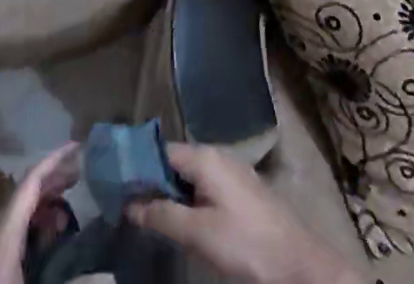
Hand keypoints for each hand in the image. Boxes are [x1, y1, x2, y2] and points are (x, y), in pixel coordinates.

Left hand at [0, 143, 79, 283]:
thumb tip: (112, 275)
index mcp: (3, 234)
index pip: (30, 183)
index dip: (53, 161)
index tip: (77, 147)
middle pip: (23, 194)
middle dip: (52, 180)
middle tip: (81, 175)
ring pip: (15, 213)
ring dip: (41, 204)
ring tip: (68, 211)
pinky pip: (8, 232)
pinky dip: (30, 225)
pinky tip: (45, 240)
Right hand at [127, 143, 364, 283]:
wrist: (296, 261)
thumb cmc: (244, 241)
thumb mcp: (197, 232)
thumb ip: (161, 215)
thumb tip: (130, 203)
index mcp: (205, 156)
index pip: (161, 152)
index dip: (138, 168)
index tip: (116, 187)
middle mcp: (217, 155)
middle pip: (175, 162)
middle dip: (153, 182)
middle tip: (128, 205)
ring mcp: (232, 171)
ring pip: (190, 176)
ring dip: (171, 193)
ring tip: (149, 215)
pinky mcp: (241, 190)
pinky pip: (205, 186)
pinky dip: (189, 199)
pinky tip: (180, 221)